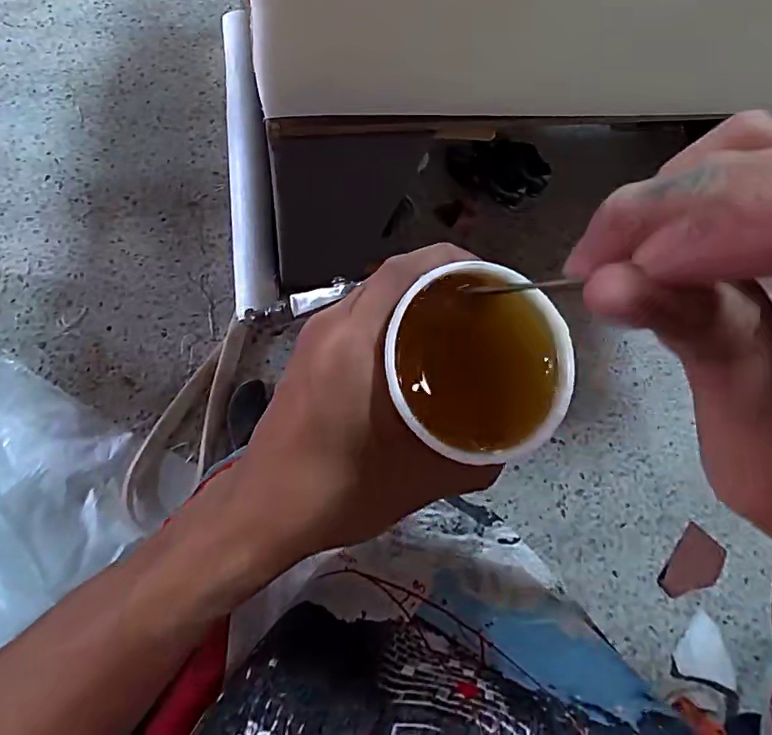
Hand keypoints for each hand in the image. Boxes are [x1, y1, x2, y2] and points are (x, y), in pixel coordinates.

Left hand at [226, 244, 502, 562]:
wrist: (265, 509)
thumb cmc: (338, 491)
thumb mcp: (419, 477)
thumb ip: (471, 456)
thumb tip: (506, 438)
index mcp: (353, 339)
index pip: (402, 270)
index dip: (450, 261)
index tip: (487, 279)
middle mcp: (330, 324)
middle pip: (390, 276)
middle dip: (438, 279)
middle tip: (479, 305)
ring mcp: (314, 336)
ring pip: (372, 294)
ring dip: (412, 298)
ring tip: (452, 325)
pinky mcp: (307, 352)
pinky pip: (357, 315)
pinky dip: (389, 318)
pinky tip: (411, 351)